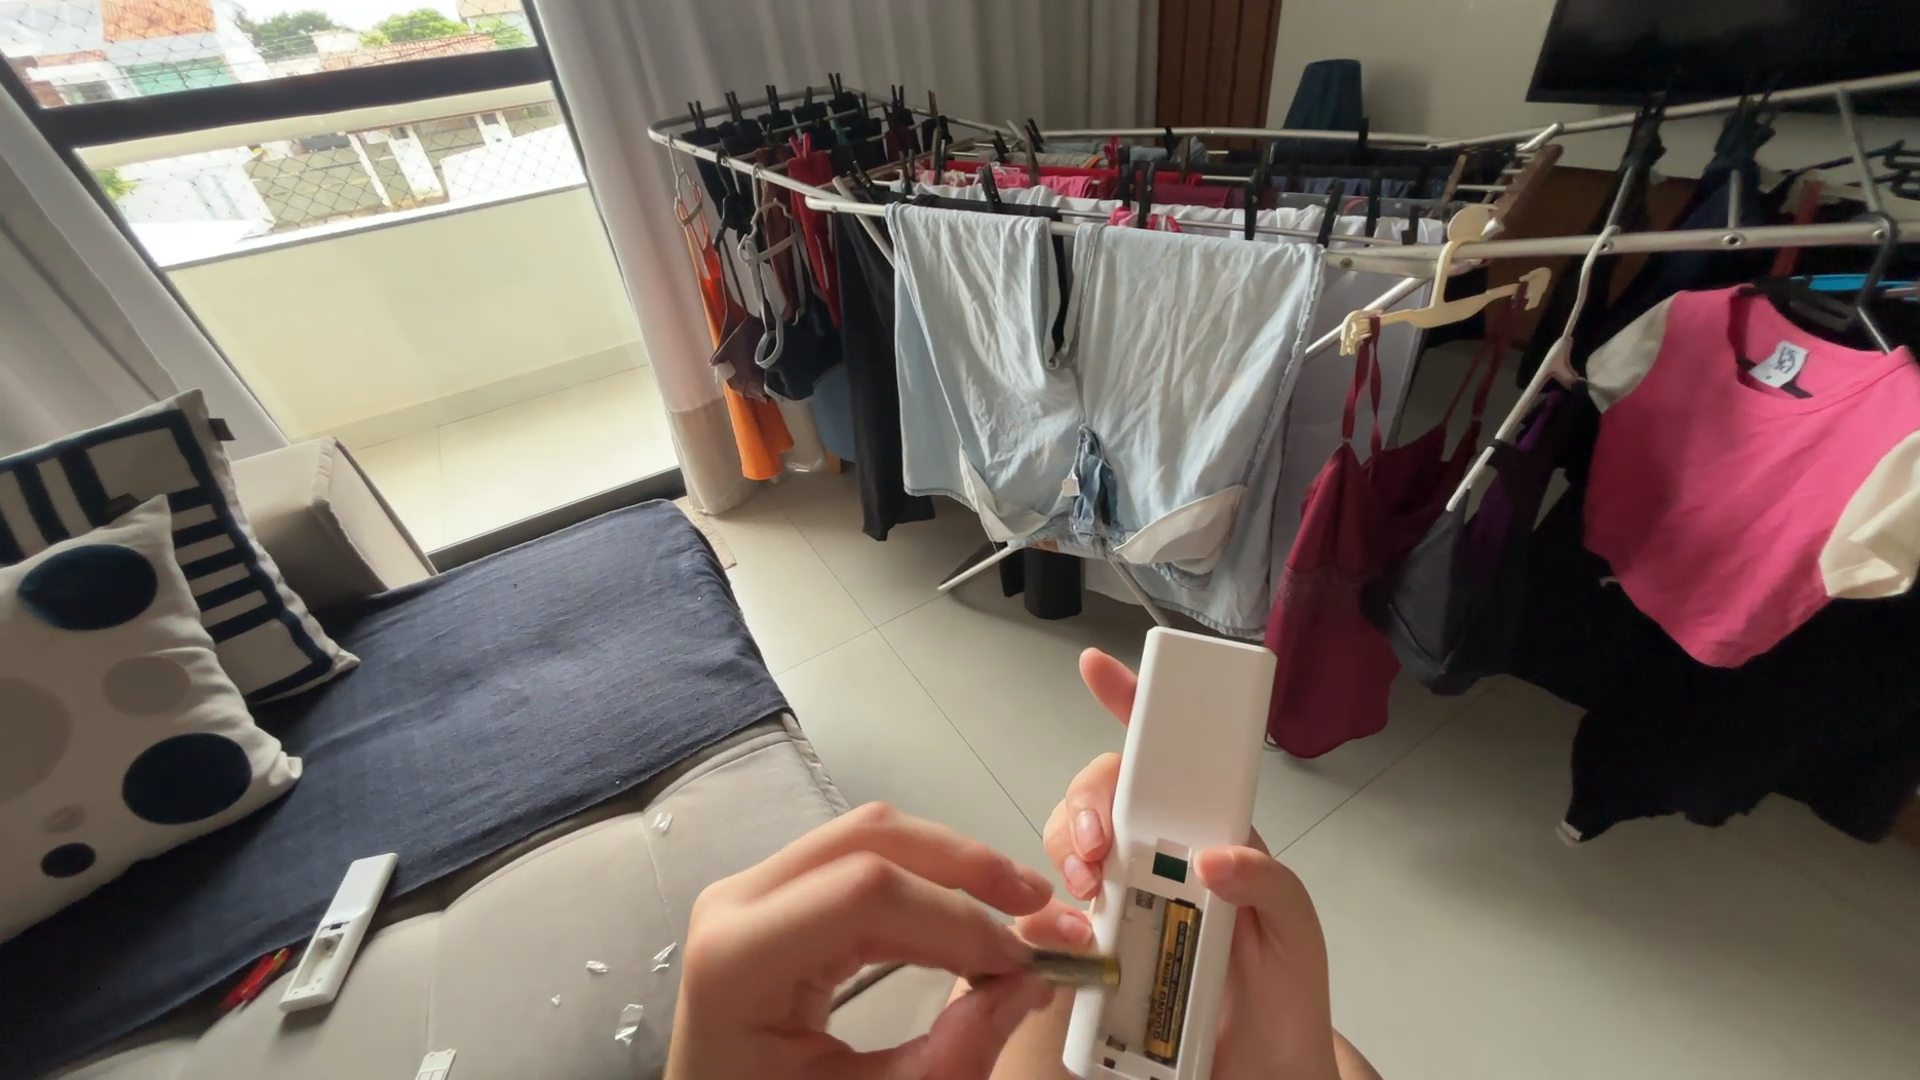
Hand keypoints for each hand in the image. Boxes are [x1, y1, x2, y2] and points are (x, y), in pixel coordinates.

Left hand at [666, 802, 1059, 1079]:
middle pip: (869, 837)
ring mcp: (756, 888)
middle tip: (1033, 900)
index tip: (1017, 959)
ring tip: (1017, 899)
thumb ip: (950, 1057)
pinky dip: (927, 883)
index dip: (953, 916)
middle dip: (962, 863)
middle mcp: (738, 899)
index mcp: (734, 957)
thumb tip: (1028, 983)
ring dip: (952, 864)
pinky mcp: (781, 894)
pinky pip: (864, 864)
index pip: (862, 892)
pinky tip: (969, 911)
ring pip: (871, 835)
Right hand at [1014, 650, 1344, 1079]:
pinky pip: (1053, 897)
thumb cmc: (1281, 1003)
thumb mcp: (1298, 935)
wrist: (1252, 1079)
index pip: (1168, 756)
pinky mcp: (1094, 933)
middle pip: (1105, 789)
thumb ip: (1272, 885)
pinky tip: (1068, 923)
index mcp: (1205, 832)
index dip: (1131, 704)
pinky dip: (1049, 901)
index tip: (1098, 668)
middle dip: (1088, 799)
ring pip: (1072, 833)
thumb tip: (1212, 855)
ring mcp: (1123, 889)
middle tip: (1099, 846)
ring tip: (1088, 887)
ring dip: (1067, 843)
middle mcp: (1158, 850)